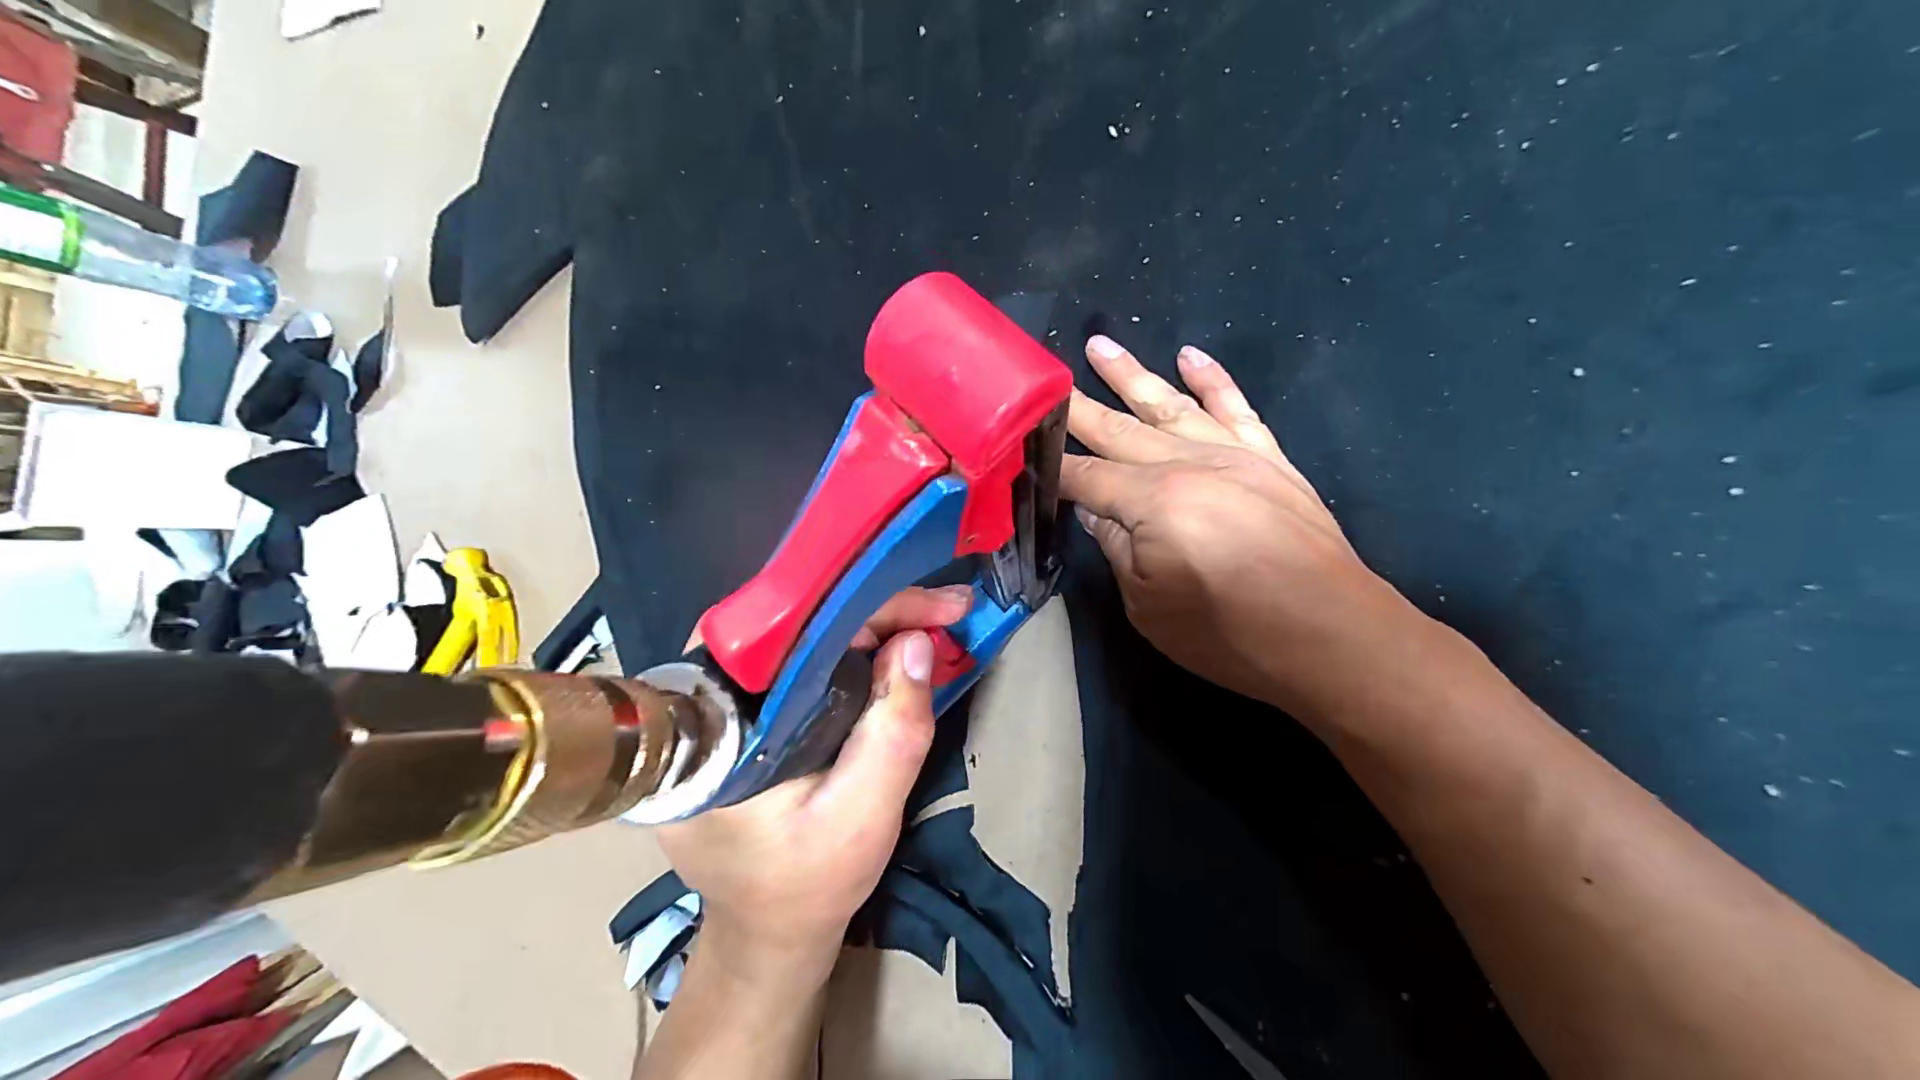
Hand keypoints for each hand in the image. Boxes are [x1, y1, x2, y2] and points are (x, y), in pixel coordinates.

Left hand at [657, 586, 967, 962]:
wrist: (768, 930)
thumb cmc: (807, 884)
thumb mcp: (861, 820)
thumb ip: (893, 735)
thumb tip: (918, 642)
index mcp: (719, 719)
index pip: (789, 629)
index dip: (866, 605)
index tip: (934, 606)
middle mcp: (709, 695)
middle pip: (798, 622)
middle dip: (881, 608)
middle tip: (950, 609)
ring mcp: (726, 699)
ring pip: (804, 634)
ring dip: (875, 621)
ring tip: (936, 621)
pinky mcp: (750, 706)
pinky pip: (806, 657)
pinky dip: (858, 646)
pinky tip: (899, 647)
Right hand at [1061, 335, 1418, 718]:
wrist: (1329, 634)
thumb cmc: (1227, 632)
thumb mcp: (1147, 603)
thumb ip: (1117, 547)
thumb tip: (1093, 509)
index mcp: (1151, 500)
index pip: (1085, 476)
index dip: (1051, 469)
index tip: (1021, 451)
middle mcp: (1187, 463)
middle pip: (1118, 430)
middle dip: (1077, 407)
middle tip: (1043, 382)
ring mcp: (1232, 454)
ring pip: (1170, 404)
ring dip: (1131, 374)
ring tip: (1099, 345)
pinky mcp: (1269, 458)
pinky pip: (1235, 407)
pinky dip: (1212, 380)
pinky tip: (1190, 357)